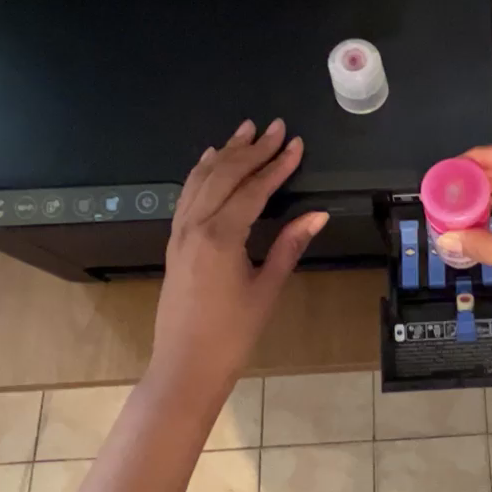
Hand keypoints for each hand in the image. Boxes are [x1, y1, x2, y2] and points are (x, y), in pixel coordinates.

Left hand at [149, 119, 326, 401]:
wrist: (185, 365)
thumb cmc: (232, 333)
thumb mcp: (267, 288)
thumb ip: (289, 245)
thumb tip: (317, 215)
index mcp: (221, 236)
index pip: (254, 189)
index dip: (278, 164)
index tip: (296, 143)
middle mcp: (196, 226)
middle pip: (226, 175)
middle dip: (253, 149)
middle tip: (275, 126)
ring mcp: (180, 232)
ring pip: (202, 180)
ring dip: (226, 153)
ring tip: (245, 131)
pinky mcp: (174, 242)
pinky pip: (187, 195)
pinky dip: (200, 172)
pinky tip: (208, 160)